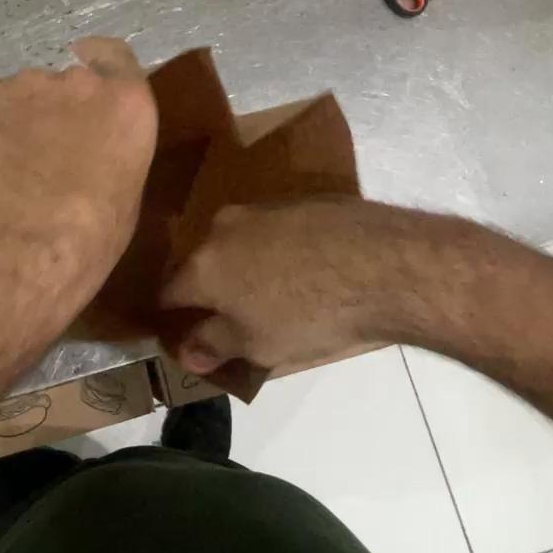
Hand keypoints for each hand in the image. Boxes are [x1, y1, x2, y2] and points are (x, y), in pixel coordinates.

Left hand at [0, 37, 157, 293]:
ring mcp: (23, 86)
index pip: (114, 56)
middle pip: (62, 83)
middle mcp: (76, 81)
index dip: (98, 55)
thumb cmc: (92, 236)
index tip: (85, 55)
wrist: (24, 246)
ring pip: (18, 97)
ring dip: (16, 120)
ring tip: (7, 166)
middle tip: (43, 151)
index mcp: (125, 102)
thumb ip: (110, 153)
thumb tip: (91, 155)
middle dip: (53, 108)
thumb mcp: (126, 193)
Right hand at [160, 197, 485, 376]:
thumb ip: (213, 346)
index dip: (170, 316)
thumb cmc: (310, 315)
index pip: (167, 292)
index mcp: (202, 265)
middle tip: (232, 317)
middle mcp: (223, 228)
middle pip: (204, 263)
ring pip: (240, 243)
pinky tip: (309, 272)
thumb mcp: (256, 346)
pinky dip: (281, 252)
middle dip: (211, 289)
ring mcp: (263, 208)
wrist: (385, 264)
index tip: (179, 333)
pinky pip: (276, 231)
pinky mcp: (302, 201)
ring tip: (276, 295)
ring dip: (246, 267)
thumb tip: (187, 351)